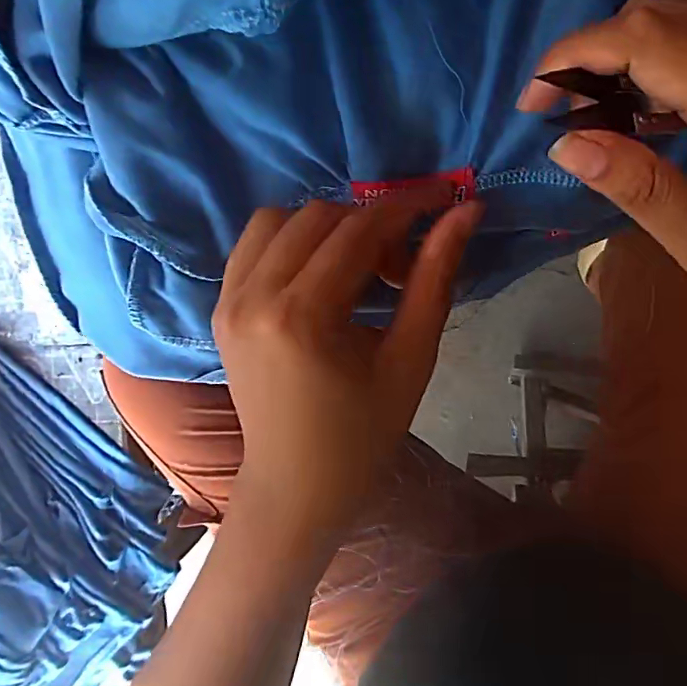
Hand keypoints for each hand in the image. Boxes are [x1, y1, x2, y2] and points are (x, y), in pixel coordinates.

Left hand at [214, 196, 482, 535]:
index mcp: (302, 316)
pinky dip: (292, 240)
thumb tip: (466, 213)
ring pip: (280, 220)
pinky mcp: (220, 307)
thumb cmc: (363, 434)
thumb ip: (435, 277)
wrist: (296, 487)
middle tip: (401, 265)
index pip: (358, 230)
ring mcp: (228, 300)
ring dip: (328, 227)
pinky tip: (321, 272)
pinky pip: (255, 244)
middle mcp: (254, 297)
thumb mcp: (411, 357)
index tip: (444, 197)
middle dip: (370, 224)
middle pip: (319, 216)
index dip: (406, 207)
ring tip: (359, 265)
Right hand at [520, 0, 686, 303]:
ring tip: (606, 103)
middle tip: (566, 111)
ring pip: (673, 0)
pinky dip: (654, 38)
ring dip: (620, 43)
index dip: (574, 56)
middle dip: (589, 51)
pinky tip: (649, 92)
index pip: (645, 39)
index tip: (535, 100)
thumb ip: (641, 192)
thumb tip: (566, 142)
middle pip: (653, 10)